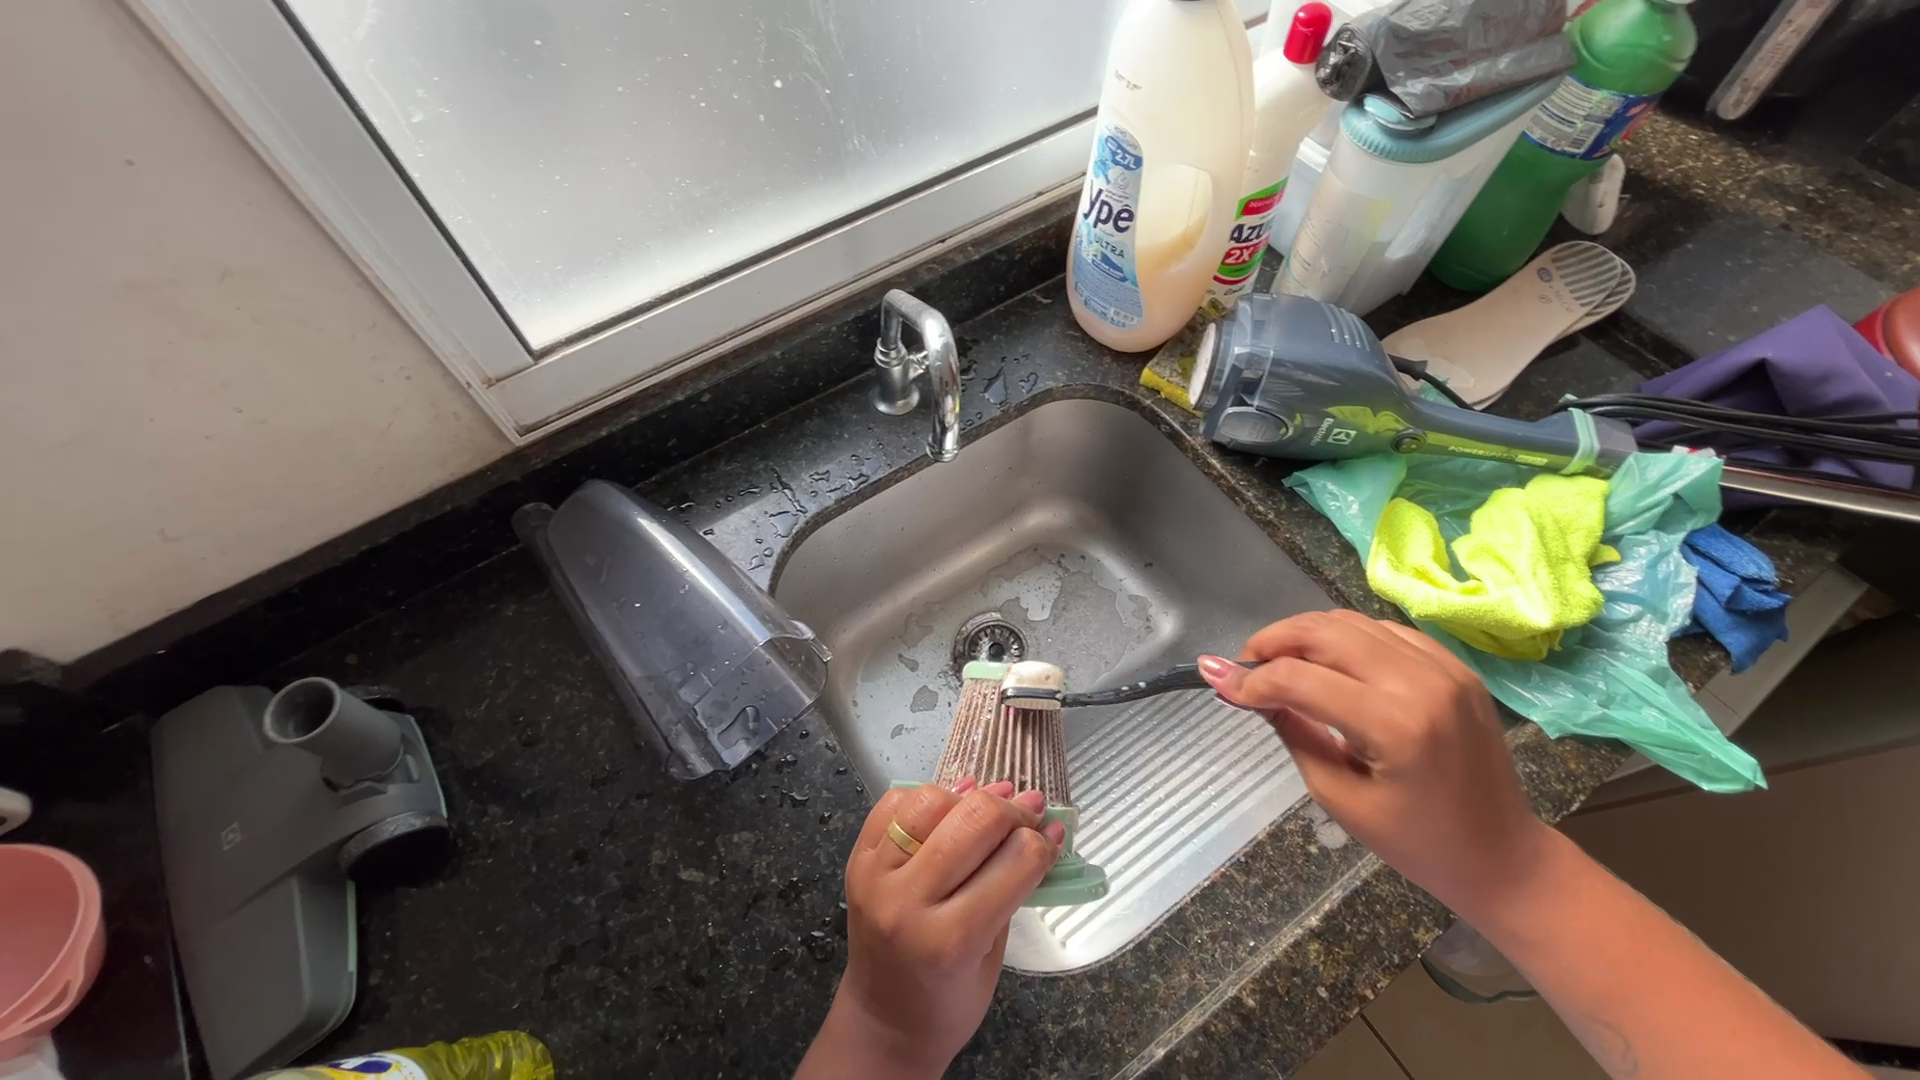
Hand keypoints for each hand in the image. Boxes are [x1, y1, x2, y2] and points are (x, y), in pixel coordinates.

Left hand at [797, 778, 1065, 1078]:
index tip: (1053, 832)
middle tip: (1027, 816)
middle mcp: (908, 901)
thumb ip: (1015, 889)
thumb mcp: (994, 956)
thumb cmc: (948, 1003)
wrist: (881, 1023)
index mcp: (951, 940)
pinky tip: (949, 809)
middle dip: (1013, 811)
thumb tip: (1046, 826)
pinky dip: (927, 797)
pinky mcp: (857, 860)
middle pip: (975, 818)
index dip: (1044, 840)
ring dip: (967, 799)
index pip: (1016, 861)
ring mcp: (875, 876)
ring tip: (986, 812)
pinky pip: (893, 802)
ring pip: (931, 800)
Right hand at [1196, 610, 1549, 917]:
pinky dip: (1345, 638)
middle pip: (1324, 632)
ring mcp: (1444, 668)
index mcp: (1395, 725)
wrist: (1504, 855)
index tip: (1217, 682)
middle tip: (1245, 666)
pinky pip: (1384, 632)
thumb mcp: (1339, 796)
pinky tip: (1328, 663)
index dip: (1250, 679)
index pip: (1300, 679)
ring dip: (1305, 634)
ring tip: (1279, 661)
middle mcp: (1422, 682)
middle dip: (1273, 641)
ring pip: (1352, 622)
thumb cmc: (1416, 843)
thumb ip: (1293, 731)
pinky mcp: (1455, 666)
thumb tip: (1245, 690)